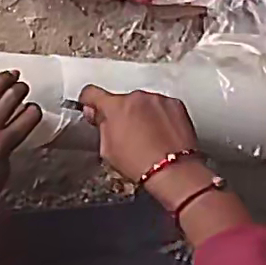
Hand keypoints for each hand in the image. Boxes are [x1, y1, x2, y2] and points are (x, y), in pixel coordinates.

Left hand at [0, 71, 42, 201]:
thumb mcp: (3, 171)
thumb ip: (7, 148)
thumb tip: (10, 133)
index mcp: (2, 144)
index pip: (25, 119)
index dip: (33, 111)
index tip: (34, 108)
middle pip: (7, 102)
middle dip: (19, 91)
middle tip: (23, 85)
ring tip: (9, 74)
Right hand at [75, 85, 200, 184]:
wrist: (174, 171)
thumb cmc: (141, 163)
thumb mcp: (107, 149)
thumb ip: (100, 126)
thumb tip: (99, 116)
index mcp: (115, 106)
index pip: (92, 93)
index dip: (89, 101)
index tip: (92, 107)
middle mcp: (136, 97)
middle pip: (121, 100)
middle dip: (120, 112)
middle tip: (125, 133)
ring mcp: (158, 100)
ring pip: (142, 102)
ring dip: (141, 113)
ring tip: (146, 136)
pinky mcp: (176, 105)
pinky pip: (161, 106)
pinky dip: (159, 115)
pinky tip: (160, 134)